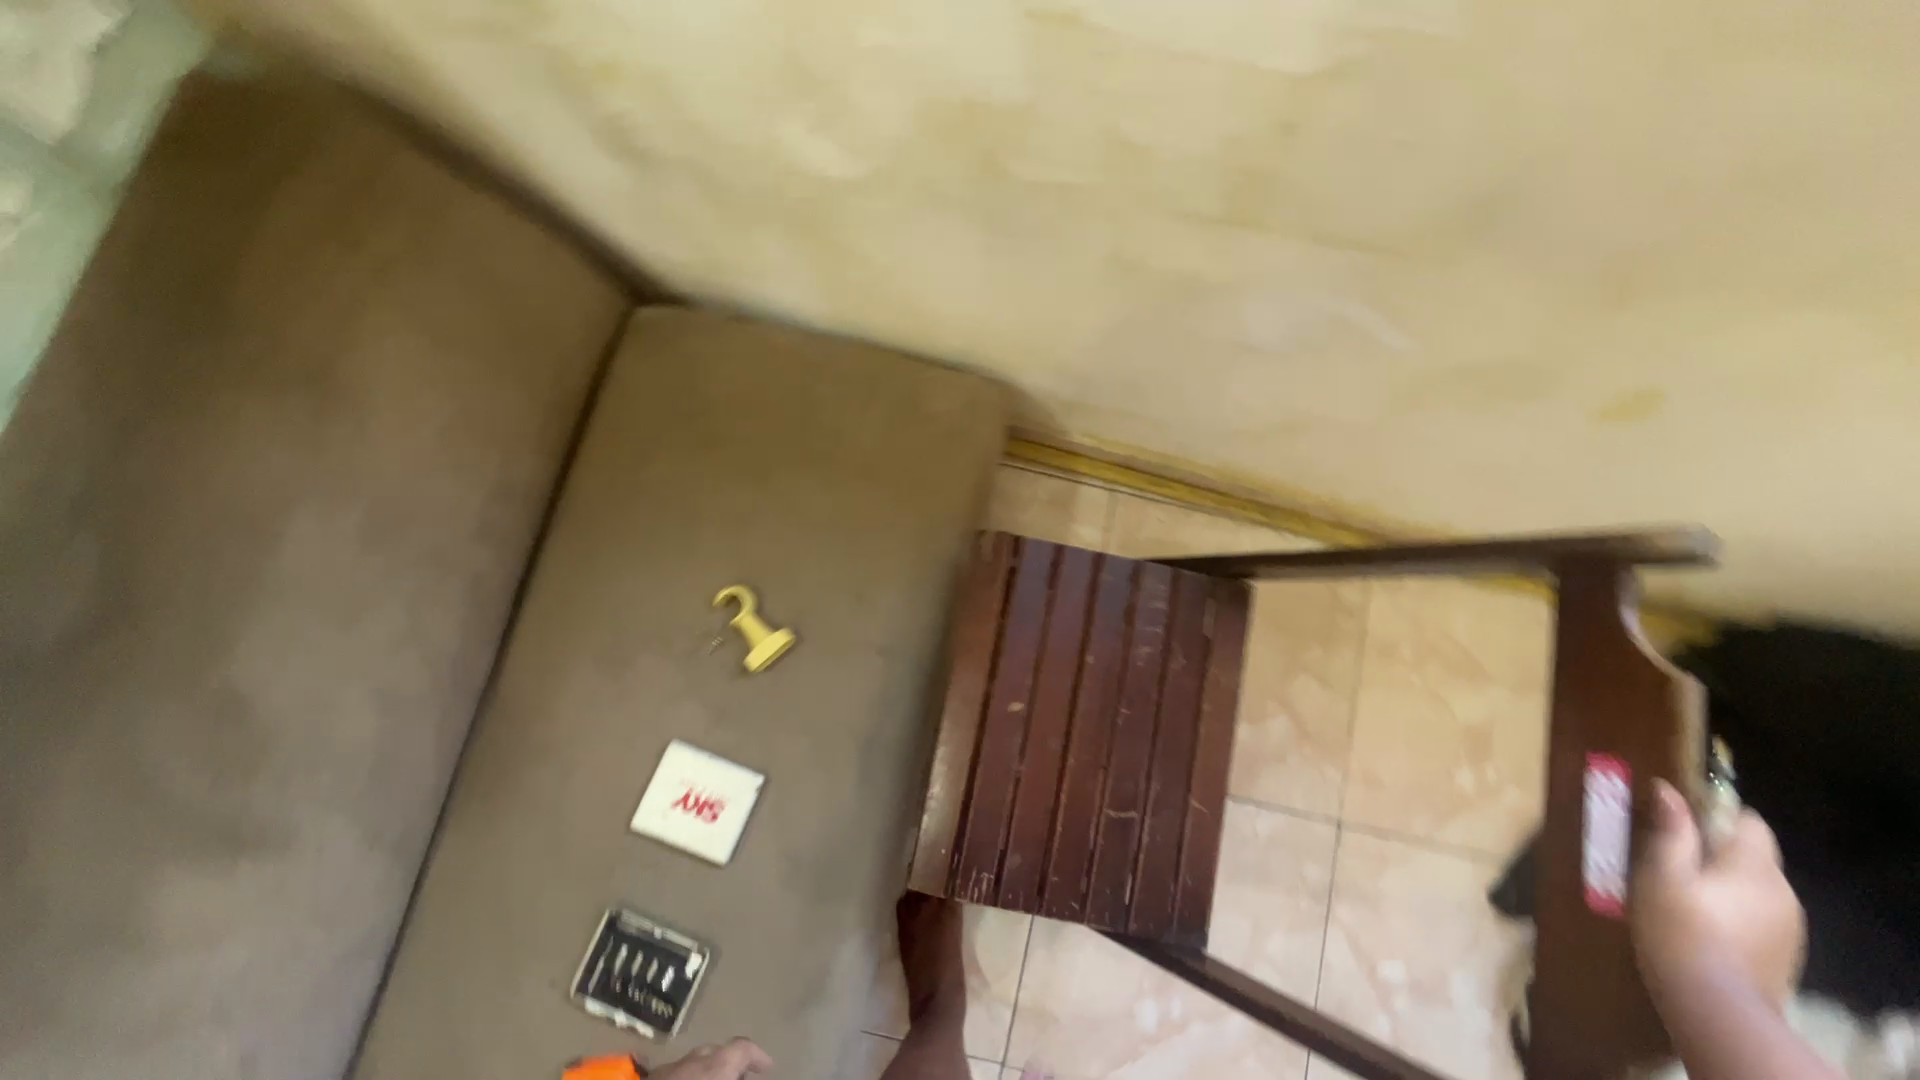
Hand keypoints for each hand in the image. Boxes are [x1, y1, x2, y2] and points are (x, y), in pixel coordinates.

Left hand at [647, 1038, 773, 1079]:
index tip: (768, 1067)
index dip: (758, 1056)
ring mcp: (668, 1068)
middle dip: (729, 1065)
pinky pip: (674, 1074)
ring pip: (693, 1064)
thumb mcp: (722, 1075)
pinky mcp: (649, 1077)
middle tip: (739, 1078)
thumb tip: (748, 1072)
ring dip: (706, 1073)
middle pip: (717, 1053)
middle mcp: (695, 1059)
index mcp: (717, 1064)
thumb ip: (737, 1069)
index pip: (744, 1048)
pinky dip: (685, 1078)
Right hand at [1630, 780, 1805, 1008]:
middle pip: (1753, 854)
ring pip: (1757, 885)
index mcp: (1753, 866)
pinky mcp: (1785, 950)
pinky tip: (1705, 929)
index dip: (1716, 815)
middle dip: (1716, 851)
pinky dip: (1736, 911)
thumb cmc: (1679, 930)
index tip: (1680, 824)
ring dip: (1726, 883)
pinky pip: (1761, 914)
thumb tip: (1668, 789)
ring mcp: (1789, 924)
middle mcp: (1782, 890)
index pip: (1750, 821)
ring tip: (1683, 898)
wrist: (1715, 1005)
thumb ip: (1671, 832)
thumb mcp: (1662, 875)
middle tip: (1671, 863)